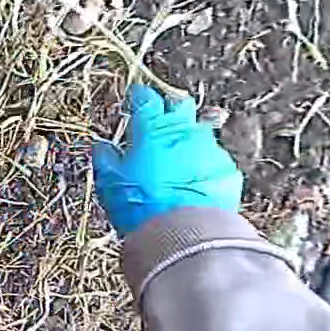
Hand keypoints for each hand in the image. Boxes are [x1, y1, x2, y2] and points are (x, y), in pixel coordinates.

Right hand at [92, 84, 242, 235]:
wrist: (182, 234)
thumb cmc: (142, 205)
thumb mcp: (111, 182)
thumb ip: (106, 159)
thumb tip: (102, 148)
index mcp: (153, 129)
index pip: (147, 99)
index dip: (140, 96)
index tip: (136, 97)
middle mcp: (185, 132)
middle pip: (180, 106)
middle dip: (169, 108)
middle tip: (158, 120)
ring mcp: (209, 149)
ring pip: (200, 132)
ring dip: (187, 139)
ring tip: (175, 158)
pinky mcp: (226, 170)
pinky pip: (214, 159)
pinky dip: (202, 165)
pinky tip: (191, 181)